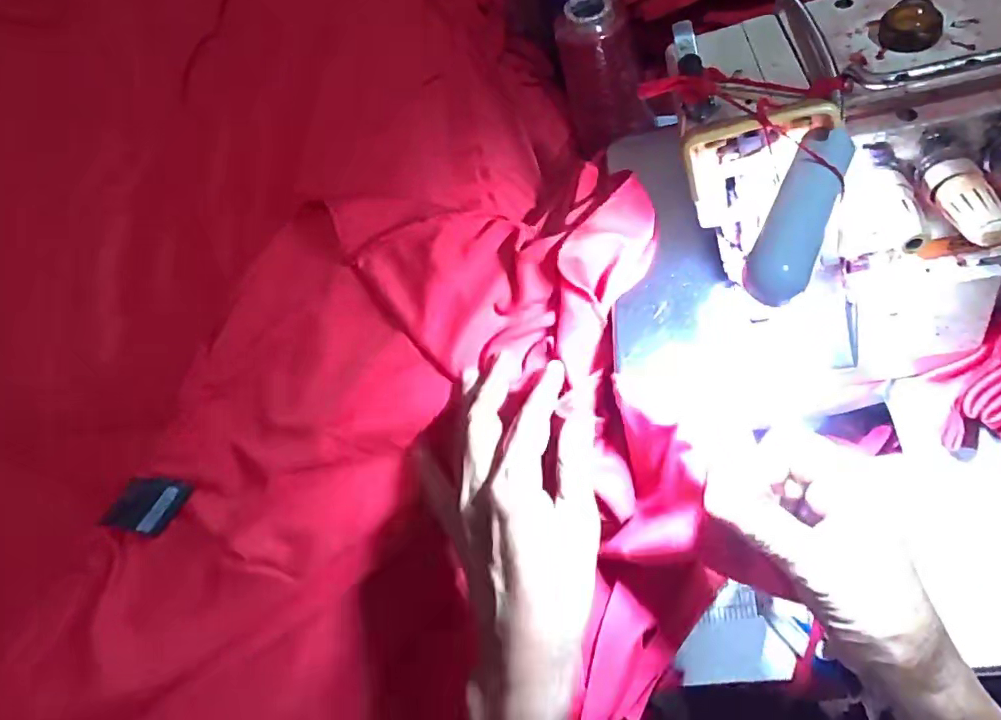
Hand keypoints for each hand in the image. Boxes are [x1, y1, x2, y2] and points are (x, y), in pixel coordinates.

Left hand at [421, 355, 599, 719]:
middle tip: (505, 356)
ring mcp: (459, 505)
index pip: (528, 422)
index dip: (542, 391)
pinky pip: (433, 484)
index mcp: (513, 483)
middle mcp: (477, 486)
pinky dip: (428, 460)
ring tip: (469, 373)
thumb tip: (574, 411)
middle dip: (494, 384)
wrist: (522, 645)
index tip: (556, 366)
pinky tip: (422, 443)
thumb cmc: (562, 585)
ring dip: (466, 404)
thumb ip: (572, 460)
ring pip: (459, 440)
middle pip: (483, 420)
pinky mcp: (451, 524)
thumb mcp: (578, 520)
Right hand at [703, 427, 1000, 719]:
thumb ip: (759, 524)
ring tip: (737, 536)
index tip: (737, 497)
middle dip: (748, 488)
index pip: (785, 444)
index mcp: (845, 478)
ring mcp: (823, 512)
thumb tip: (711, 491)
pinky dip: (756, 527)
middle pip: (774, 465)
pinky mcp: (812, 538)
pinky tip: (746, 547)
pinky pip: (774, 517)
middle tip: (731, 518)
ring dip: (749, 510)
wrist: (907, 667)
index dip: (756, 463)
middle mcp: (833, 485)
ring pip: (770, 491)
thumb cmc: (870, 606)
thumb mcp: (812, 563)